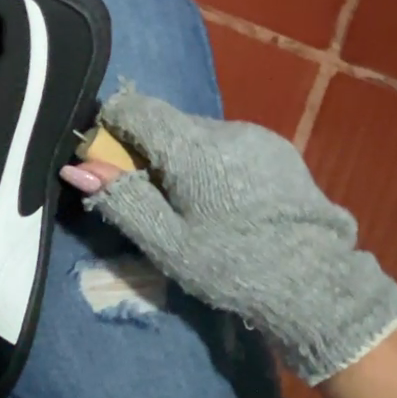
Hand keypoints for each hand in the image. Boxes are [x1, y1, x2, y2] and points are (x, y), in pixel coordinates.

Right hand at [59, 89, 396, 384]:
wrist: (321, 289)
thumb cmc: (232, 268)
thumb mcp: (166, 242)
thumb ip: (120, 198)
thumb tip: (75, 166)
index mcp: (193, 148)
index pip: (134, 108)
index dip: (111, 128)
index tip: (108, 162)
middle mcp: (224, 129)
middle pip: (165, 123)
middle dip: (146, 150)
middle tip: (148, 196)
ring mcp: (256, 137)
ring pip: (195, 134)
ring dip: (180, 158)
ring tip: (191, 205)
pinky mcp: (277, 150)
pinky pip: (225, 145)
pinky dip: (210, 163)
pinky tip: (224, 202)